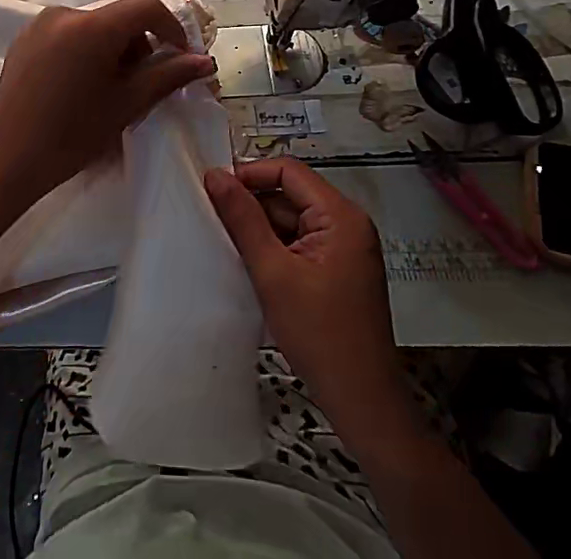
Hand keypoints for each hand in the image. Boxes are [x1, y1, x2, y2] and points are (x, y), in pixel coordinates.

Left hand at [0, 0, 215, 209]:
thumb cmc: (73, 134)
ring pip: (93, 25)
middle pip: (118, 16)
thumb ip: (169, 76)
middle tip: (143, 82)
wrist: (9, 159)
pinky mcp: (24, 39)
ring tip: (110, 88)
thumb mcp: (127, 104)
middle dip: (139, 44)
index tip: (180, 57)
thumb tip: (204, 62)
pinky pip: (68, 33)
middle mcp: (64, 14)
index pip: (146, 7)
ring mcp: (39, 24)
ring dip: (112, 48)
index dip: (171, 28)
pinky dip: (86, 50)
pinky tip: (80, 85)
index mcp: (92, 26)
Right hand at [205, 158, 408, 432]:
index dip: (250, 174)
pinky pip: (299, 244)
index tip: (212, 189)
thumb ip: (243, 219)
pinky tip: (247, 263)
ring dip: (260, 229)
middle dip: (252, 205)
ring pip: (292, 221)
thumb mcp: (273, 272)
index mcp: (341, 216)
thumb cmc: (318, 334)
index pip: (290, 171)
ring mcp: (344, 248)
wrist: (361, 399)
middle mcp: (348, 224)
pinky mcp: (337, 270)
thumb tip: (215, 176)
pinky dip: (274, 249)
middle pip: (291, 195)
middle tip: (210, 218)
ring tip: (223, 241)